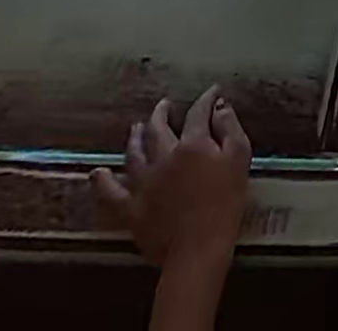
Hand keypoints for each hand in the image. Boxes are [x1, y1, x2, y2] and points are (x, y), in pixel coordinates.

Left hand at [92, 85, 251, 269]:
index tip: (214, 92)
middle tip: (165, 104)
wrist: (199, 246)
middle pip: (159, 128)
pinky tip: (98, 172)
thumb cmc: (226, 200)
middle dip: (162, 113)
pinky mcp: (130, 207)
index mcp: (192, 143)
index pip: (198, 112)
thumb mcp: (239, 157)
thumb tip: (220, 106)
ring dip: (135, 137)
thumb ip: (230, 128)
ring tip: (137, 127)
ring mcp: (143, 182)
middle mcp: (164, 156)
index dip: (207, 99)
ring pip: (134, 153)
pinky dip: (102, 181)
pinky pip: (110, 192)